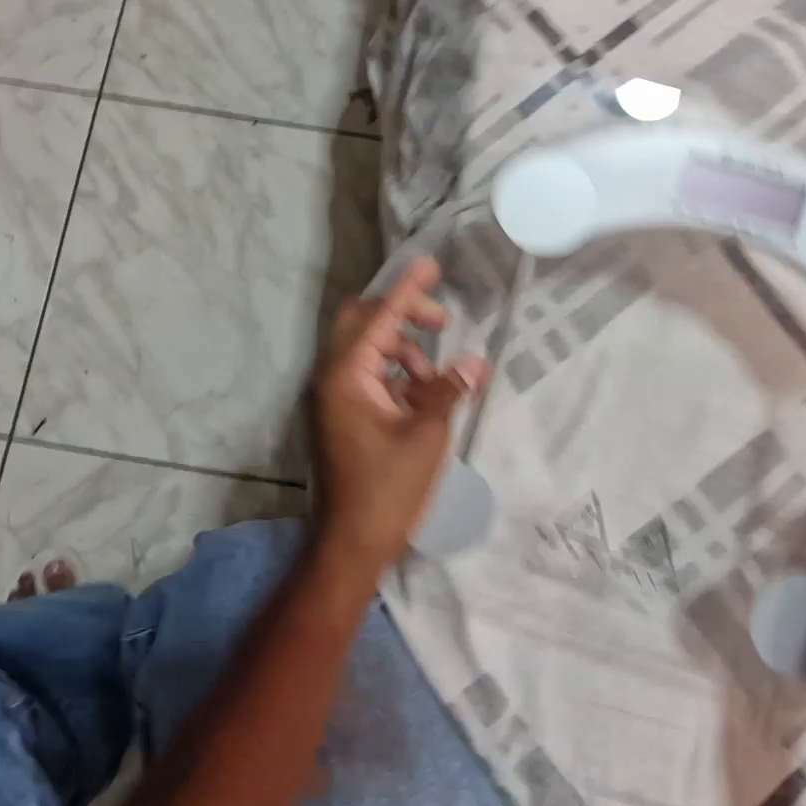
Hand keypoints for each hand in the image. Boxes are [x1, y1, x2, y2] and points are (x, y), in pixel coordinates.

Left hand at [312, 258, 488, 568]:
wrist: (350, 541)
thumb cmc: (388, 488)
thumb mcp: (427, 435)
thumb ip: (449, 390)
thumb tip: (475, 359)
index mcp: (346, 375)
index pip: (380, 317)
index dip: (408, 290)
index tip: (430, 264)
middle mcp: (330, 377)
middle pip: (362, 323)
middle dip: (402, 315)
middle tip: (441, 323)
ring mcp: (330, 397)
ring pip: (364, 350)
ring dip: (401, 350)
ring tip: (436, 377)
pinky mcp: (338, 415)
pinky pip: (364, 376)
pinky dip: (393, 375)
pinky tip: (422, 397)